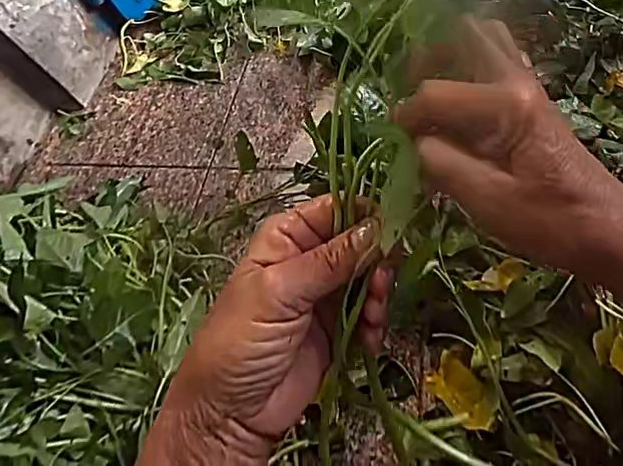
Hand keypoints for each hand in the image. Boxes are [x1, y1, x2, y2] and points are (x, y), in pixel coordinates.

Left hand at [140, 195, 393, 464]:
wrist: (230, 415)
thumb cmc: (240, 339)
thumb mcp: (281, 291)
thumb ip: (330, 260)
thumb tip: (374, 228)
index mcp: (289, 235)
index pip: (335, 208)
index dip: (365, 213)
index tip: (391, 225)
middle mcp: (311, 257)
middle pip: (359, 242)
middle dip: (376, 258)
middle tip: (383, 278)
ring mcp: (326, 293)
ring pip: (369, 276)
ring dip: (379, 293)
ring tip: (373, 313)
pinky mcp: (339, 327)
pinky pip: (369, 312)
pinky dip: (375, 322)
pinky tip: (368, 336)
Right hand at [397, 16, 622, 277]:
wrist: (609, 228)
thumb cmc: (552, 221)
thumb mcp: (489, 202)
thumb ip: (443, 164)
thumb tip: (415, 139)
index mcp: (506, 104)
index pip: (436, 93)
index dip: (409, 114)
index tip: (398, 138)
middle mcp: (516, 80)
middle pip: (464, 35)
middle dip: (428, 54)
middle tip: (409, 85)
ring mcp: (527, 82)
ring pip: (485, 36)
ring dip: (453, 49)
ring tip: (430, 82)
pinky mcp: (532, 94)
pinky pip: (500, 55)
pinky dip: (474, 59)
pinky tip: (462, 89)